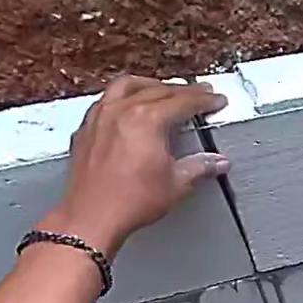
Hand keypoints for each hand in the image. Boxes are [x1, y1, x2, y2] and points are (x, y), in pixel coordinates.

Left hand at [36, 76, 230, 255]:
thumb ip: (200, 167)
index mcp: (147, 119)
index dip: (203, 100)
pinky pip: (106, 100)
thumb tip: (216, 163)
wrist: (92, 216)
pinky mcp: (86, 130)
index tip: (215, 99)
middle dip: (182, 90)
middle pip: (157, 90)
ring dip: (150, 85)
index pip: (182, 101)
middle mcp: (120, 111)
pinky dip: (123, 97)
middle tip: (198, 93)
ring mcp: (99, 117)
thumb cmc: (129, 200)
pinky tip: (128, 106)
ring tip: (162, 89)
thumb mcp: (177, 184)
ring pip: (127, 87)